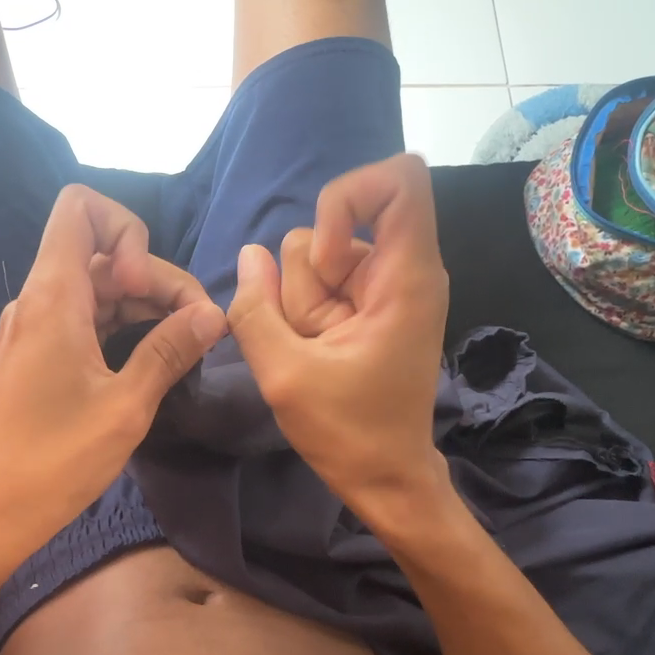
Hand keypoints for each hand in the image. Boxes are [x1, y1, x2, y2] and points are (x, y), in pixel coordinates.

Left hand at [0, 184, 227, 576]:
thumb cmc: (56, 464)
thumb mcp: (126, 407)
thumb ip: (169, 351)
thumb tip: (214, 313)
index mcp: (52, 298)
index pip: (81, 208)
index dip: (127, 229)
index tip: (147, 289)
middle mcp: (35, 302)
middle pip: (100, 254)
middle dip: (154, 278)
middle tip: (197, 329)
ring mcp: (30, 331)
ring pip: (93, 289)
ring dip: (141, 306)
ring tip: (183, 346)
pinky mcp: (32, 359)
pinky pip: (79, 320)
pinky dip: (117, 328)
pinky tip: (149, 360)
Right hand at [226, 153, 453, 524]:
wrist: (386, 476)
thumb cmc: (348, 433)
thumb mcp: (286, 376)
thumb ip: (255, 311)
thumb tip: (249, 256)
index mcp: (406, 277)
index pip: (399, 177)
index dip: (346, 198)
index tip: (323, 259)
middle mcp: (400, 270)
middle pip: (331, 228)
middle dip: (303, 281)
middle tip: (312, 340)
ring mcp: (380, 290)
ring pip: (315, 259)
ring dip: (297, 305)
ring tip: (312, 355)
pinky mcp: (364, 309)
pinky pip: (317, 285)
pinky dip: (301, 316)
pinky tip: (310, 356)